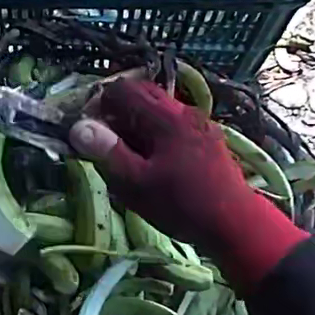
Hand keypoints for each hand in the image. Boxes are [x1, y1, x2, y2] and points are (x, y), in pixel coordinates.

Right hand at [68, 78, 306, 291]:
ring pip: (158, 110)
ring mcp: (199, 124)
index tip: (88, 130)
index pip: (122, 89)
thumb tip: (78, 126)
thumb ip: (106, 151)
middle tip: (104, 142)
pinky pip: (172, 124)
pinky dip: (155, 134)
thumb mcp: (135, 183)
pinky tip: (152, 162)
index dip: (98, 104)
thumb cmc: (181, 204)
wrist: (236, 225)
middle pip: (142, 95)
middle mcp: (184, 111)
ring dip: (136, 125)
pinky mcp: (207, 140)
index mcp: (165, 117)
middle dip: (117, 113)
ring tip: (126, 156)